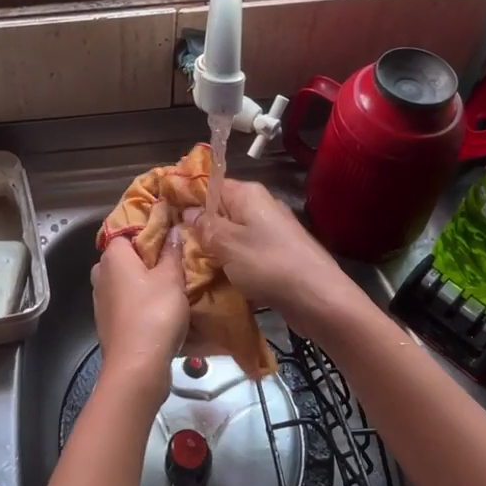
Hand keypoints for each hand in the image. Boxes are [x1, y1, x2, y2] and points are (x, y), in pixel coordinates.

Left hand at [92, 230, 187, 406]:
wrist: (136, 366)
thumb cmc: (154, 314)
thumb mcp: (171, 279)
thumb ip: (172, 252)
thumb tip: (172, 230)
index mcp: (113, 256)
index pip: (127, 230)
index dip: (148, 231)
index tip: (169, 235)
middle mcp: (101, 273)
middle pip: (125, 256)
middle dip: (147, 258)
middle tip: (173, 262)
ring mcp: (100, 299)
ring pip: (124, 280)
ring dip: (143, 282)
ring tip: (170, 286)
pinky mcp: (106, 321)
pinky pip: (124, 301)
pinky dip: (138, 301)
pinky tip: (158, 309)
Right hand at [189, 180, 359, 331]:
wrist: (319, 300)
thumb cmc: (268, 265)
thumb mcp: (227, 244)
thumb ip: (204, 226)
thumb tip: (188, 211)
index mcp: (248, 194)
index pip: (210, 185)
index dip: (188, 198)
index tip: (166, 215)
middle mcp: (261, 207)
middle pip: (221, 211)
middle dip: (200, 228)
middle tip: (175, 245)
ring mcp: (272, 232)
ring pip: (233, 236)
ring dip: (216, 251)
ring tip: (192, 266)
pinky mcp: (278, 256)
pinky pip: (246, 254)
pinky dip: (234, 265)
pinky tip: (219, 281)